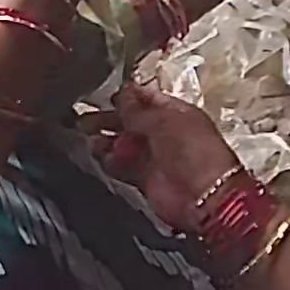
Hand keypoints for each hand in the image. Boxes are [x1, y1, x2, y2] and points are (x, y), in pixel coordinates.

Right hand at [87, 83, 242, 231]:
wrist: (204, 195)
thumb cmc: (193, 151)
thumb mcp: (163, 121)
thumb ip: (137, 110)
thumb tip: (121, 94)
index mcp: (174, 112)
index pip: (146, 99)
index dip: (126, 97)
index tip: (105, 96)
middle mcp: (163, 132)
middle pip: (130, 121)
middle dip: (108, 119)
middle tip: (85, 119)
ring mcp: (154, 155)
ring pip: (123, 144)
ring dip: (106, 141)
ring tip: (90, 139)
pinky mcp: (146, 178)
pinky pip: (123, 166)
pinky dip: (111, 161)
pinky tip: (102, 157)